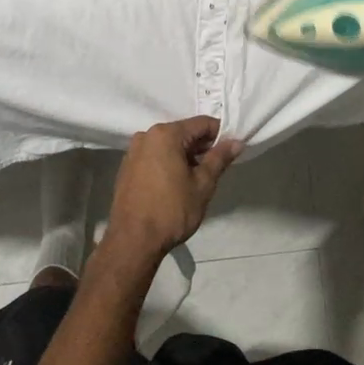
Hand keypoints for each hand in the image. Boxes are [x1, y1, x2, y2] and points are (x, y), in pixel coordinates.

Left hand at [105, 117, 241, 259]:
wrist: (133, 241)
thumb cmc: (172, 210)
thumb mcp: (202, 185)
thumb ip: (219, 159)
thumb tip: (236, 142)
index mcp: (165, 134)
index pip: (201, 123)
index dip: (220, 134)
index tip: (232, 149)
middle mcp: (146, 136)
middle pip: (183, 133)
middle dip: (202, 146)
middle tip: (218, 166)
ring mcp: (133, 152)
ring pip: (167, 145)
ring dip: (185, 156)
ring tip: (199, 177)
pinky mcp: (127, 168)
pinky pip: (154, 157)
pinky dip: (168, 163)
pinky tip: (177, 183)